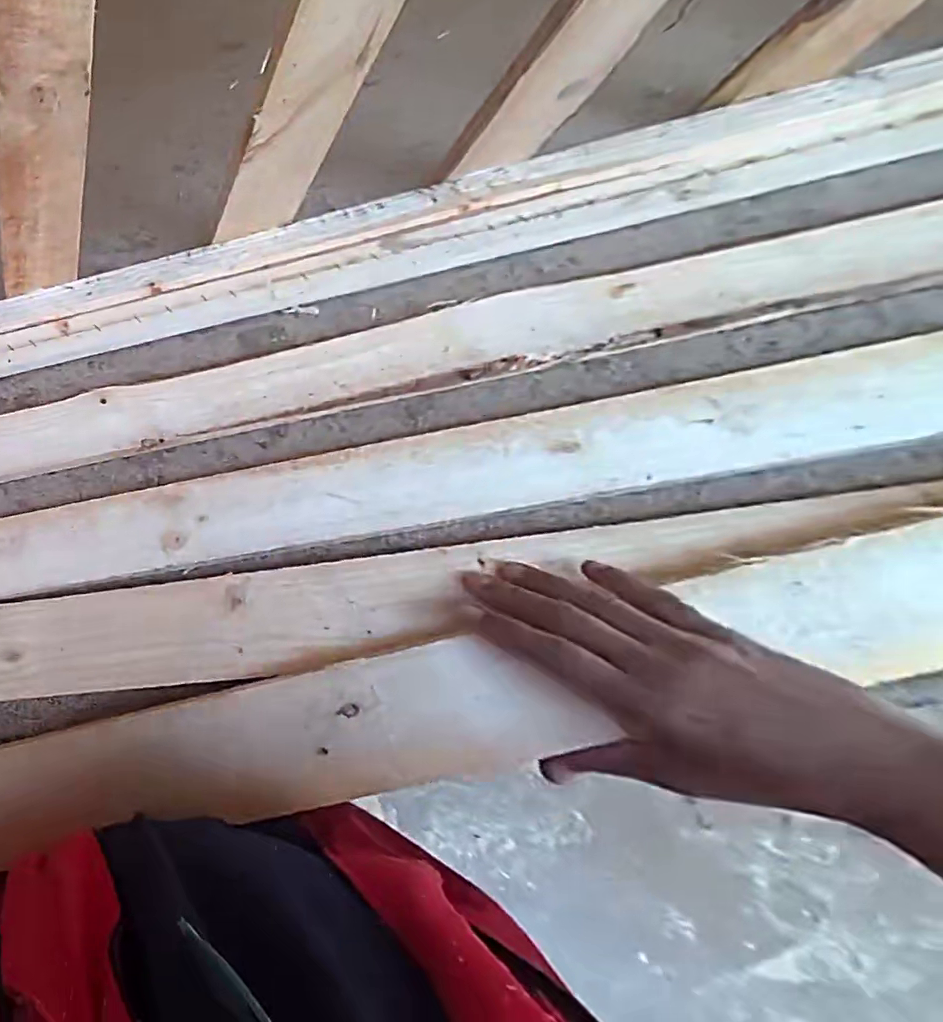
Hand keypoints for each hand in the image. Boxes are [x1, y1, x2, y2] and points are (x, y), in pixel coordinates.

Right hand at [458, 560, 942, 839]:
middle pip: (569, 619)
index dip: (511, 633)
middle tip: (473, 579)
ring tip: (508, 566)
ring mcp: (686, 641)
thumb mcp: (677, 776)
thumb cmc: (763, 775)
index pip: (558, 655)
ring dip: (548, 581)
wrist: (868, 759)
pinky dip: (617, 580)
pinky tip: (586, 567)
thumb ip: (605, 759)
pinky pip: (654, 598)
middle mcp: (655, 662)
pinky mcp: (715, 631)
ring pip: (601, 602)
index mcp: (641, 701)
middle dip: (514, 596)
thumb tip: (547, 766)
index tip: (475, 617)